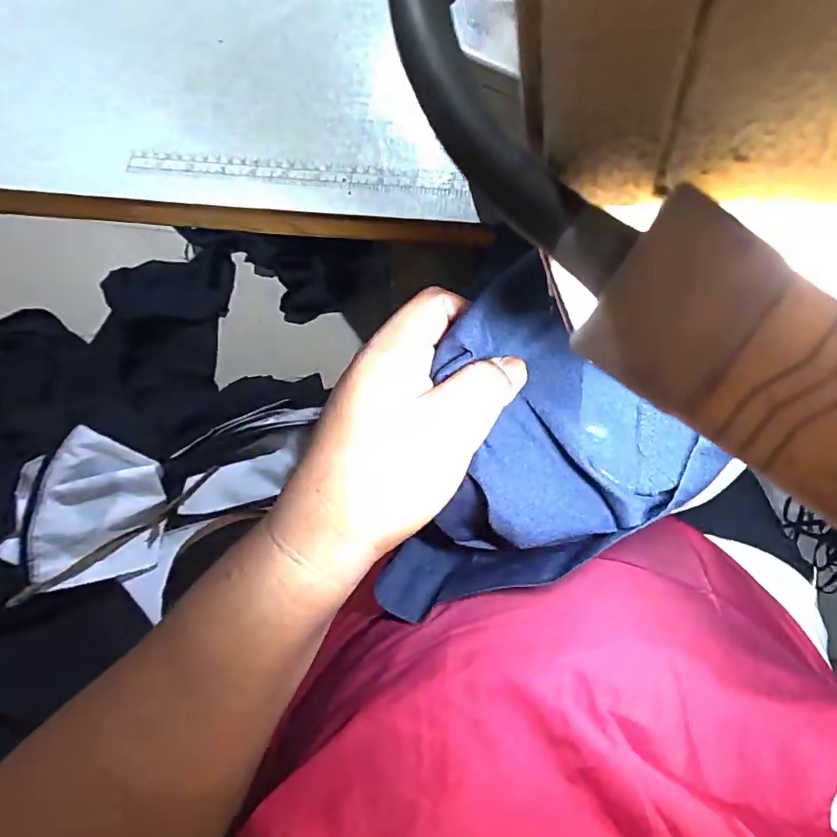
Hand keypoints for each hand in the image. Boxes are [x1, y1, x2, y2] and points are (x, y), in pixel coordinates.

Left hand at [263, 288, 525, 593]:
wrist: (326, 536)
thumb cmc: (389, 475)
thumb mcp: (452, 425)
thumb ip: (487, 385)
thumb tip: (510, 364)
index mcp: (392, 351)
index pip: (437, 301)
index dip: (475, 315)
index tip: (501, 352)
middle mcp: (376, 363)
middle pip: (434, 332)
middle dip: (473, 352)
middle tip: (501, 384)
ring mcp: (370, 393)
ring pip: (428, 366)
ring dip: (459, 381)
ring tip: (484, 409)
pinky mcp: (371, 421)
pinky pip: (417, 394)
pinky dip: (442, 403)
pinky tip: (456, 431)